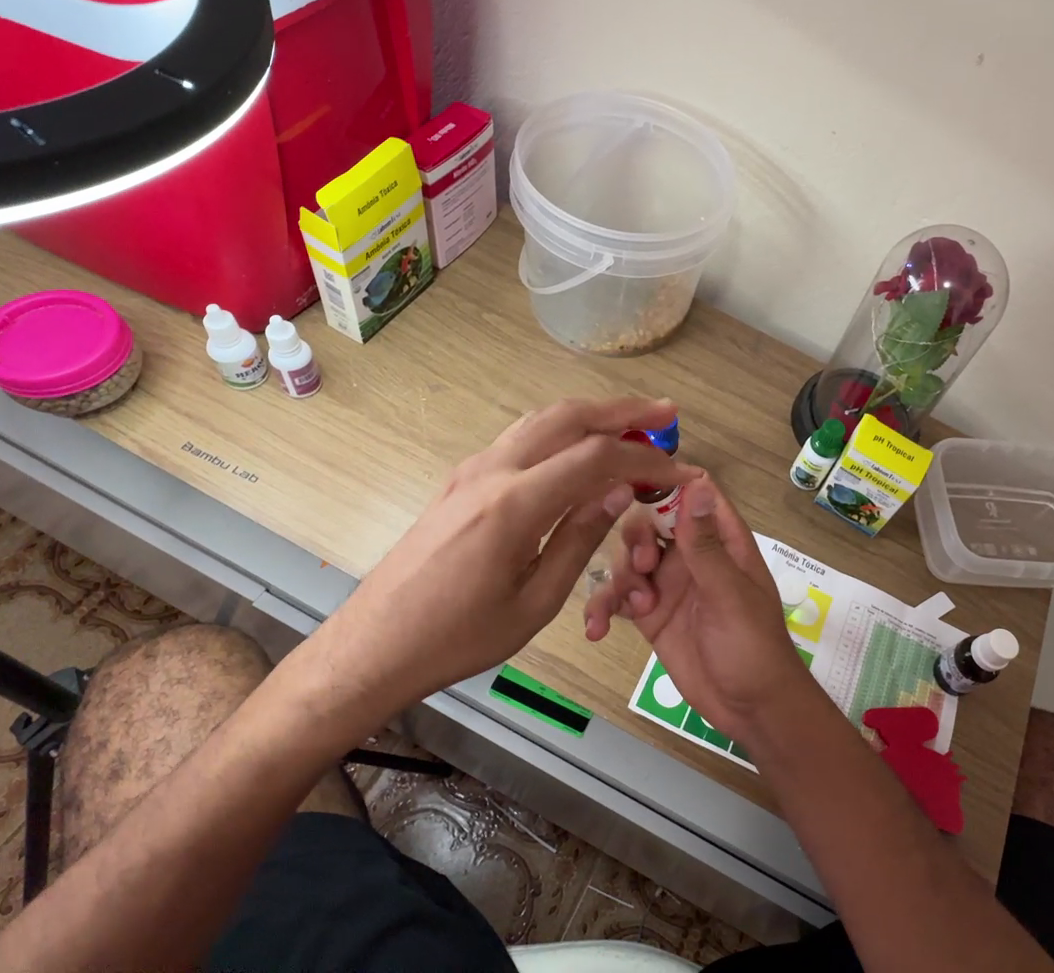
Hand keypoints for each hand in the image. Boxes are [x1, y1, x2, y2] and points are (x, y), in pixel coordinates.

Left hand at [310, 398, 702, 726]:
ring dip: (588, 414)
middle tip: (665, 413)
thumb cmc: (458, 638)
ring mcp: (469, 471)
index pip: (594, 457)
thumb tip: (619, 492)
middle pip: (566, 417)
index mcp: (513, 505)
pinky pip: (518, 439)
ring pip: (539, 420)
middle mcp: (490, 472)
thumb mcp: (535, 603)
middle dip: (621, 410)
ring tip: (630, 422)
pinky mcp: (459, 481)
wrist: (376, 644)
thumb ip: (579, 540)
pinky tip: (577, 448)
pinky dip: (558, 431)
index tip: (677, 467)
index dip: (643, 456)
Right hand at [583, 478, 823, 742]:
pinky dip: (604, 608)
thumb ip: (706, 545)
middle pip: (650, 522)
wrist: (750, 709)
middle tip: (642, 568)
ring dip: (622, 577)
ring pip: (629, 558)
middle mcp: (692, 555)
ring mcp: (668, 584)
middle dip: (636, 538)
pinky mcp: (649, 615)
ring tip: (636, 607)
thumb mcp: (730, 595)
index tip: (629, 482)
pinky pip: (618, 598)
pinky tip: (596, 628)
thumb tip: (696, 484)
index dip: (663, 481)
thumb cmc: (753, 647)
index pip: (693, 492)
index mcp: (721, 541)